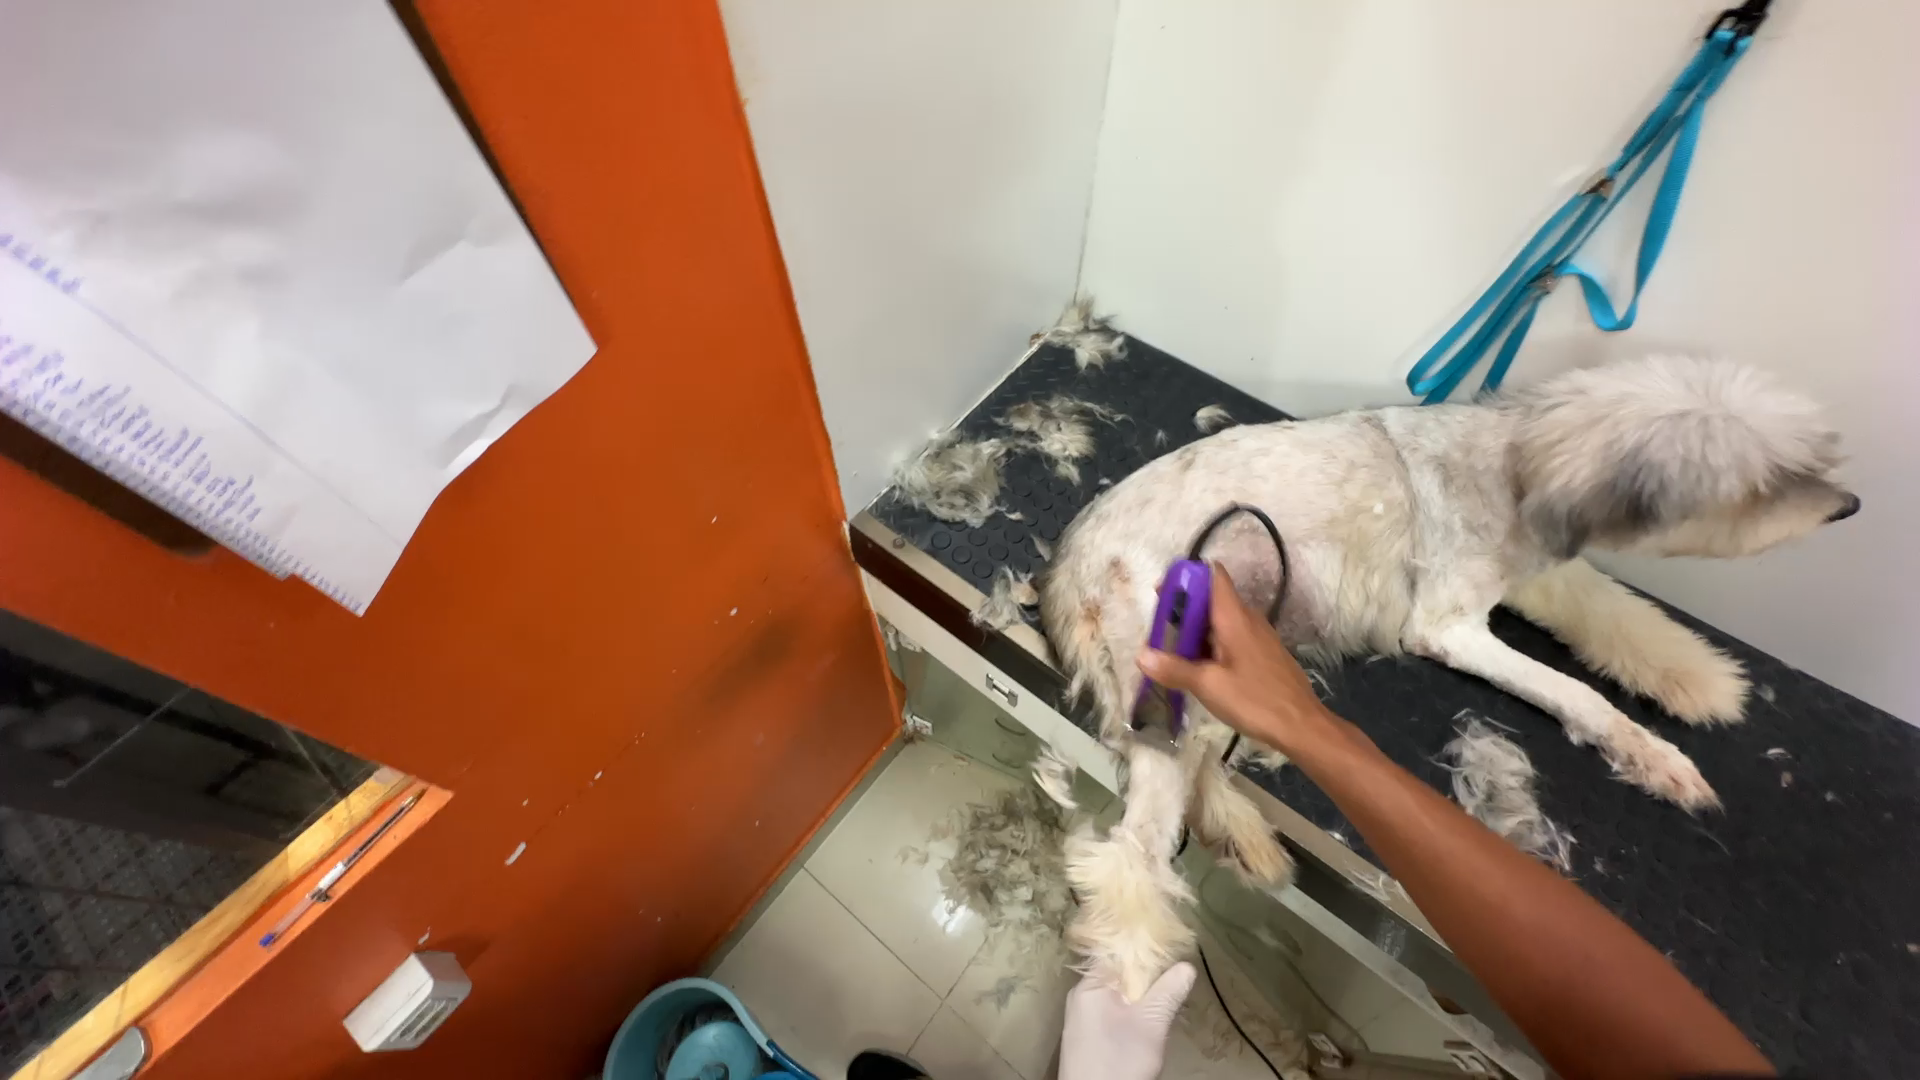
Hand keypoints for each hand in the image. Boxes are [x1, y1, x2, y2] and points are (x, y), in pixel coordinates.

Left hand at [1059, 962, 1194, 1079]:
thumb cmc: (1120, 1061)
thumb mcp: (1151, 1025)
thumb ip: (1167, 993)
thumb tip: (1187, 965)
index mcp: (1089, 984)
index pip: (1116, 953)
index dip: (1142, 950)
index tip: (1167, 950)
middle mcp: (1082, 996)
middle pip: (1116, 975)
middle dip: (1143, 978)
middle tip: (1171, 979)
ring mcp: (1082, 1018)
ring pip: (1115, 997)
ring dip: (1138, 999)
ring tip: (1162, 999)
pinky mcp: (1086, 1039)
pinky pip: (1109, 1015)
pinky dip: (1128, 1015)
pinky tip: (1144, 1025)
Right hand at [1136, 564, 1339, 757]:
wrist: (1302, 727)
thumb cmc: (1255, 700)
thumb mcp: (1208, 686)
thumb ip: (1174, 669)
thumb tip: (1141, 656)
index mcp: (1234, 617)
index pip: (1213, 576)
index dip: (1187, 576)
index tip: (1163, 591)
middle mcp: (1247, 619)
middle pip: (1211, 598)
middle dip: (1182, 608)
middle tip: (1157, 627)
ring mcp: (1257, 636)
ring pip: (1220, 620)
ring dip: (1195, 629)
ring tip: (1170, 649)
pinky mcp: (1261, 654)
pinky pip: (1230, 636)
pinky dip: (1210, 643)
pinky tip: (1197, 665)